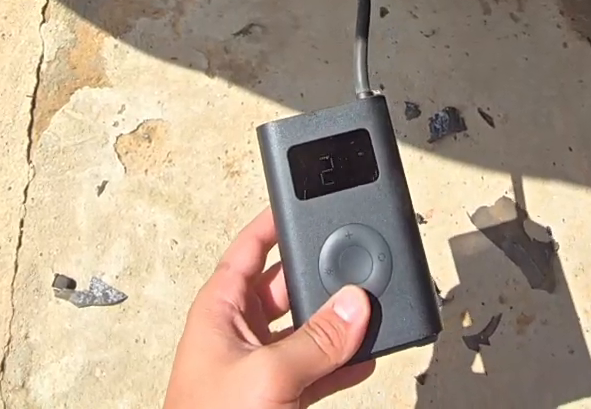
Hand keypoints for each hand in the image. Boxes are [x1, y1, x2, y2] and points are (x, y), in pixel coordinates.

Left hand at [164, 208, 376, 408]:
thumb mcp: (267, 376)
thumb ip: (316, 339)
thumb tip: (353, 305)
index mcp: (222, 309)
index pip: (250, 247)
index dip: (274, 221)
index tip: (303, 201)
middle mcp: (241, 330)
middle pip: (287, 285)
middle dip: (319, 277)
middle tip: (353, 266)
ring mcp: (260, 365)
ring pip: (307, 327)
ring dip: (336, 323)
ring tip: (368, 312)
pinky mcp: (279, 397)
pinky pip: (317, 366)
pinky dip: (341, 361)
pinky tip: (365, 354)